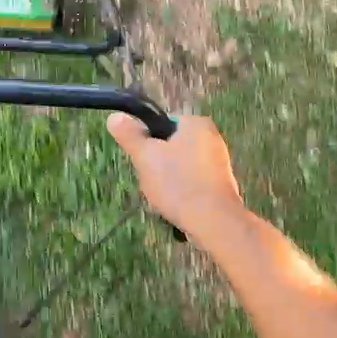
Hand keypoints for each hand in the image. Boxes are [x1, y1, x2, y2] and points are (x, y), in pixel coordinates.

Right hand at [106, 113, 248, 242]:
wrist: (213, 220)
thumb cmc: (177, 183)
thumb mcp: (145, 156)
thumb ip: (129, 135)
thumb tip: (115, 117)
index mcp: (196, 123)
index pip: (162, 125)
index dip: (148, 143)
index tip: (144, 161)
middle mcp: (213, 137)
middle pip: (171, 147)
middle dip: (158, 166)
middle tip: (153, 182)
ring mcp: (219, 162)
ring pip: (181, 167)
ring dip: (169, 182)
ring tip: (165, 197)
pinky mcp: (221, 184)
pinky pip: (193, 183)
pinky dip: (183, 192)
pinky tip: (178, 206)